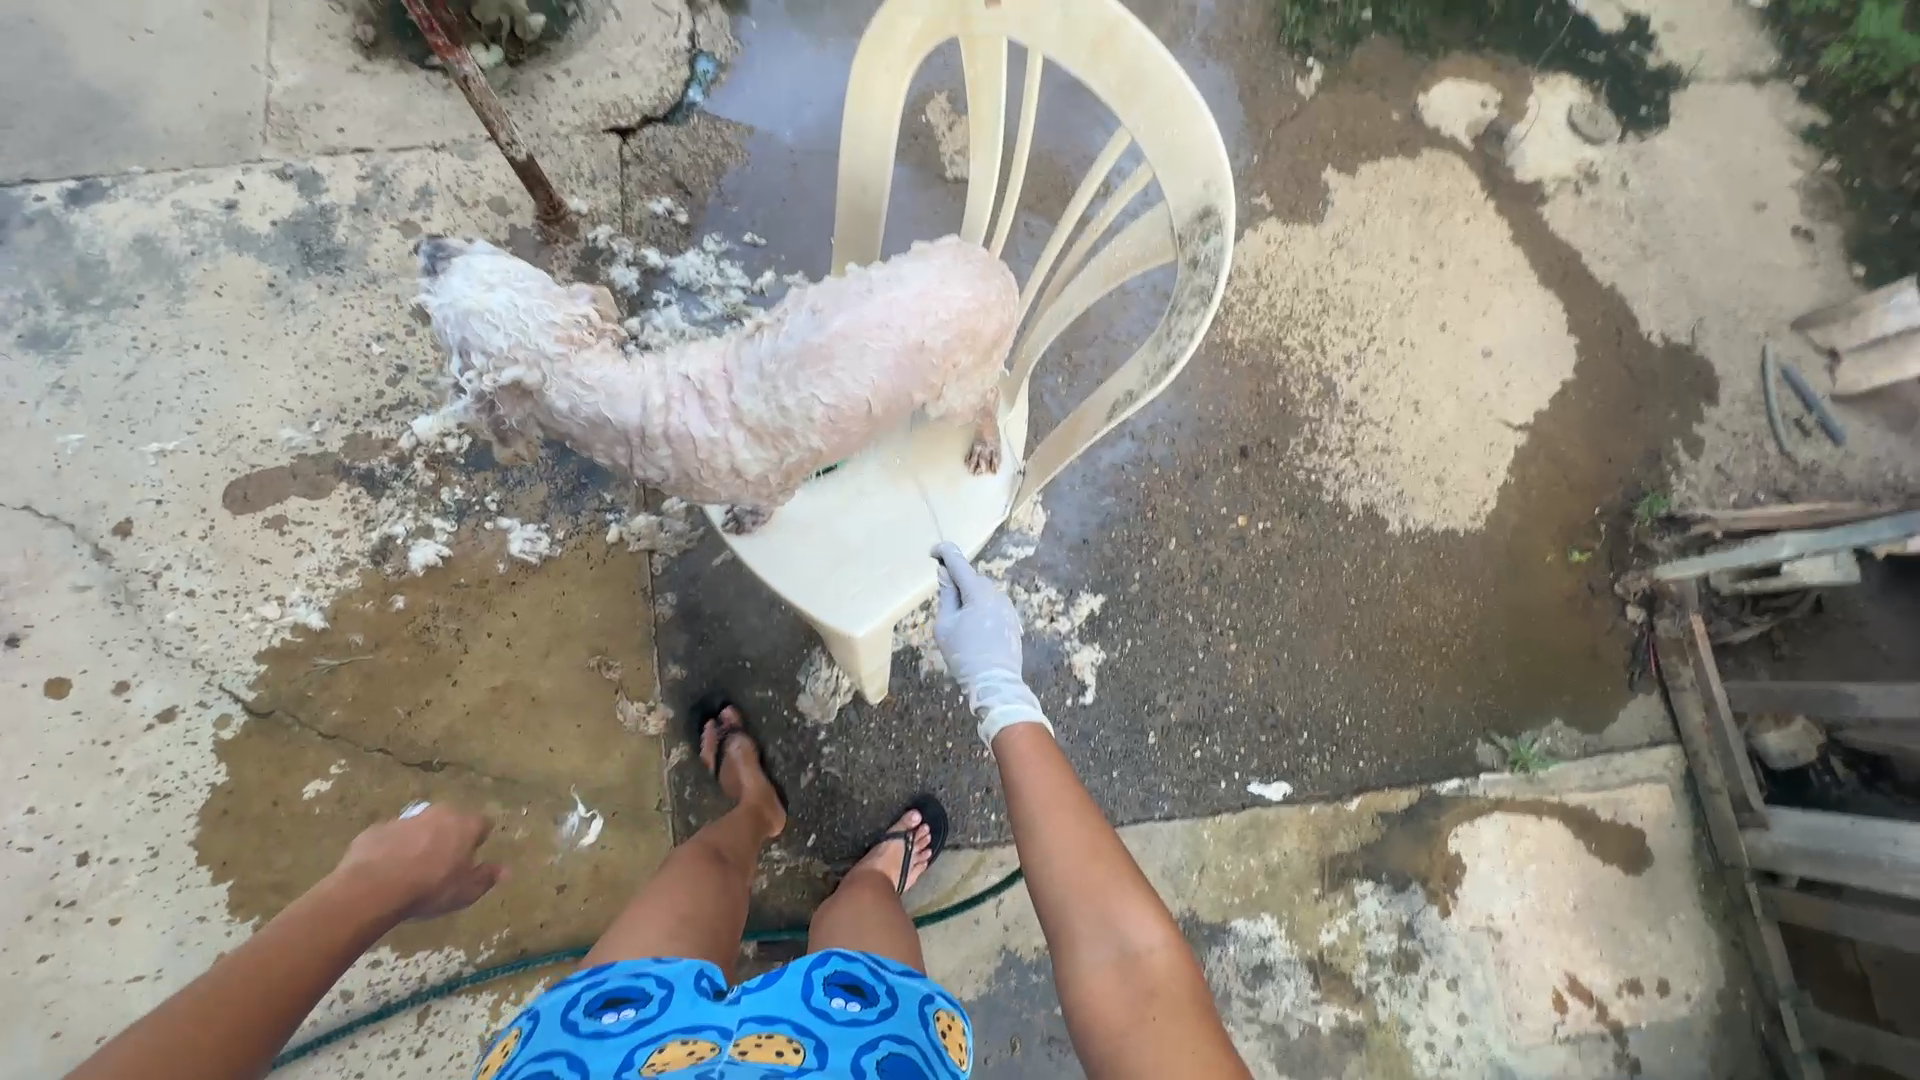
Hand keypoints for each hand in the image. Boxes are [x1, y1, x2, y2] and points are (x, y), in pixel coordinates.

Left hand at [328, 804, 506, 921]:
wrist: (370, 890)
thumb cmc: (428, 889)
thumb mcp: (465, 892)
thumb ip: (487, 878)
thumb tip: (506, 869)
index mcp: (466, 824)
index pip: (483, 825)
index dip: (477, 841)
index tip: (469, 860)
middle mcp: (439, 814)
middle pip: (450, 821)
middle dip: (448, 837)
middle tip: (440, 864)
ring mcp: (405, 819)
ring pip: (418, 828)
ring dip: (418, 842)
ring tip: (408, 870)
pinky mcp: (375, 830)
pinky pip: (389, 837)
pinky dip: (390, 849)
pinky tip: (383, 871)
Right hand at [932, 542, 1052, 748]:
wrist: (996, 683)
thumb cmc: (964, 655)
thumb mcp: (945, 625)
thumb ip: (946, 595)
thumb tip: (945, 573)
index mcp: (978, 592)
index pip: (959, 563)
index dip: (944, 553)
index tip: (933, 552)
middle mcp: (997, 594)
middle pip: (972, 579)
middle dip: (957, 583)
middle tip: (943, 602)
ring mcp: (1008, 608)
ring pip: (983, 594)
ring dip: (969, 599)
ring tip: (959, 626)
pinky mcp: (1012, 621)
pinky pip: (992, 608)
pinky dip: (980, 611)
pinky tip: (974, 633)